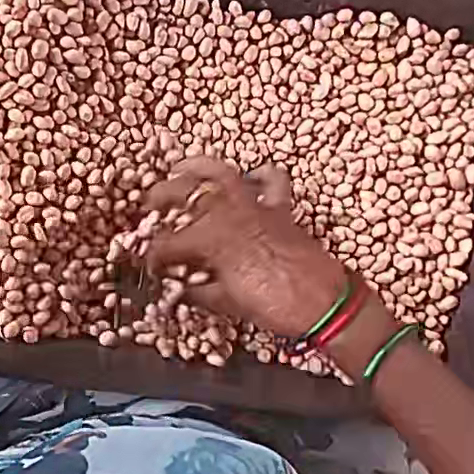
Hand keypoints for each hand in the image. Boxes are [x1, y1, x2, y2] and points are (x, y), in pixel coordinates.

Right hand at [143, 157, 351, 338]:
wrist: (325, 303)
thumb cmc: (274, 305)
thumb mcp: (229, 302)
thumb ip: (199, 292)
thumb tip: (179, 290)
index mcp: (212, 239)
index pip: (170, 243)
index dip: (154, 255)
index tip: (149, 265)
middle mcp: (230, 214)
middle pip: (185, 195)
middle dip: (161, 198)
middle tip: (148, 206)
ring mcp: (256, 207)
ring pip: (222, 174)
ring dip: (198, 168)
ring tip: (181, 169)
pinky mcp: (279, 209)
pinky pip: (270, 181)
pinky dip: (258, 176)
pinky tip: (247, 179)